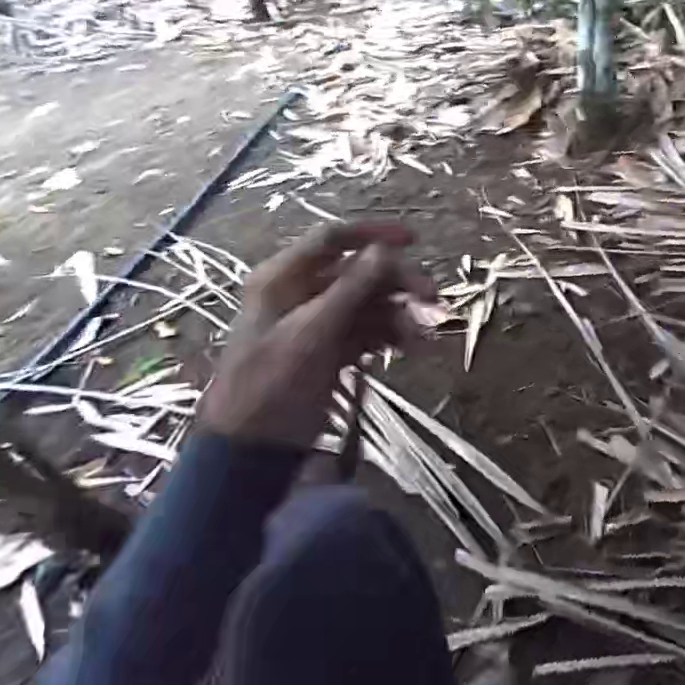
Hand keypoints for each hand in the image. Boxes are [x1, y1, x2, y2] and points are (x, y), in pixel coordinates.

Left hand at [200, 222, 432, 446]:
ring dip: (396, 313)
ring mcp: (317, 322)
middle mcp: (301, 292)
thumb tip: (385, 250)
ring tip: (419, 337)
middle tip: (432, 298)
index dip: (373, 234)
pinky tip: (407, 347)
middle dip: (395, 283)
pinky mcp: (330, 348)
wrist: (253, 450)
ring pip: (367, 302)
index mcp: (284, 278)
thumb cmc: (273, 385)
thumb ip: (351, 288)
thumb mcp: (313, 333)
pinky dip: (387, 334)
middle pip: (357, 272)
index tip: (413, 240)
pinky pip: (365, 329)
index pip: (333, 238)